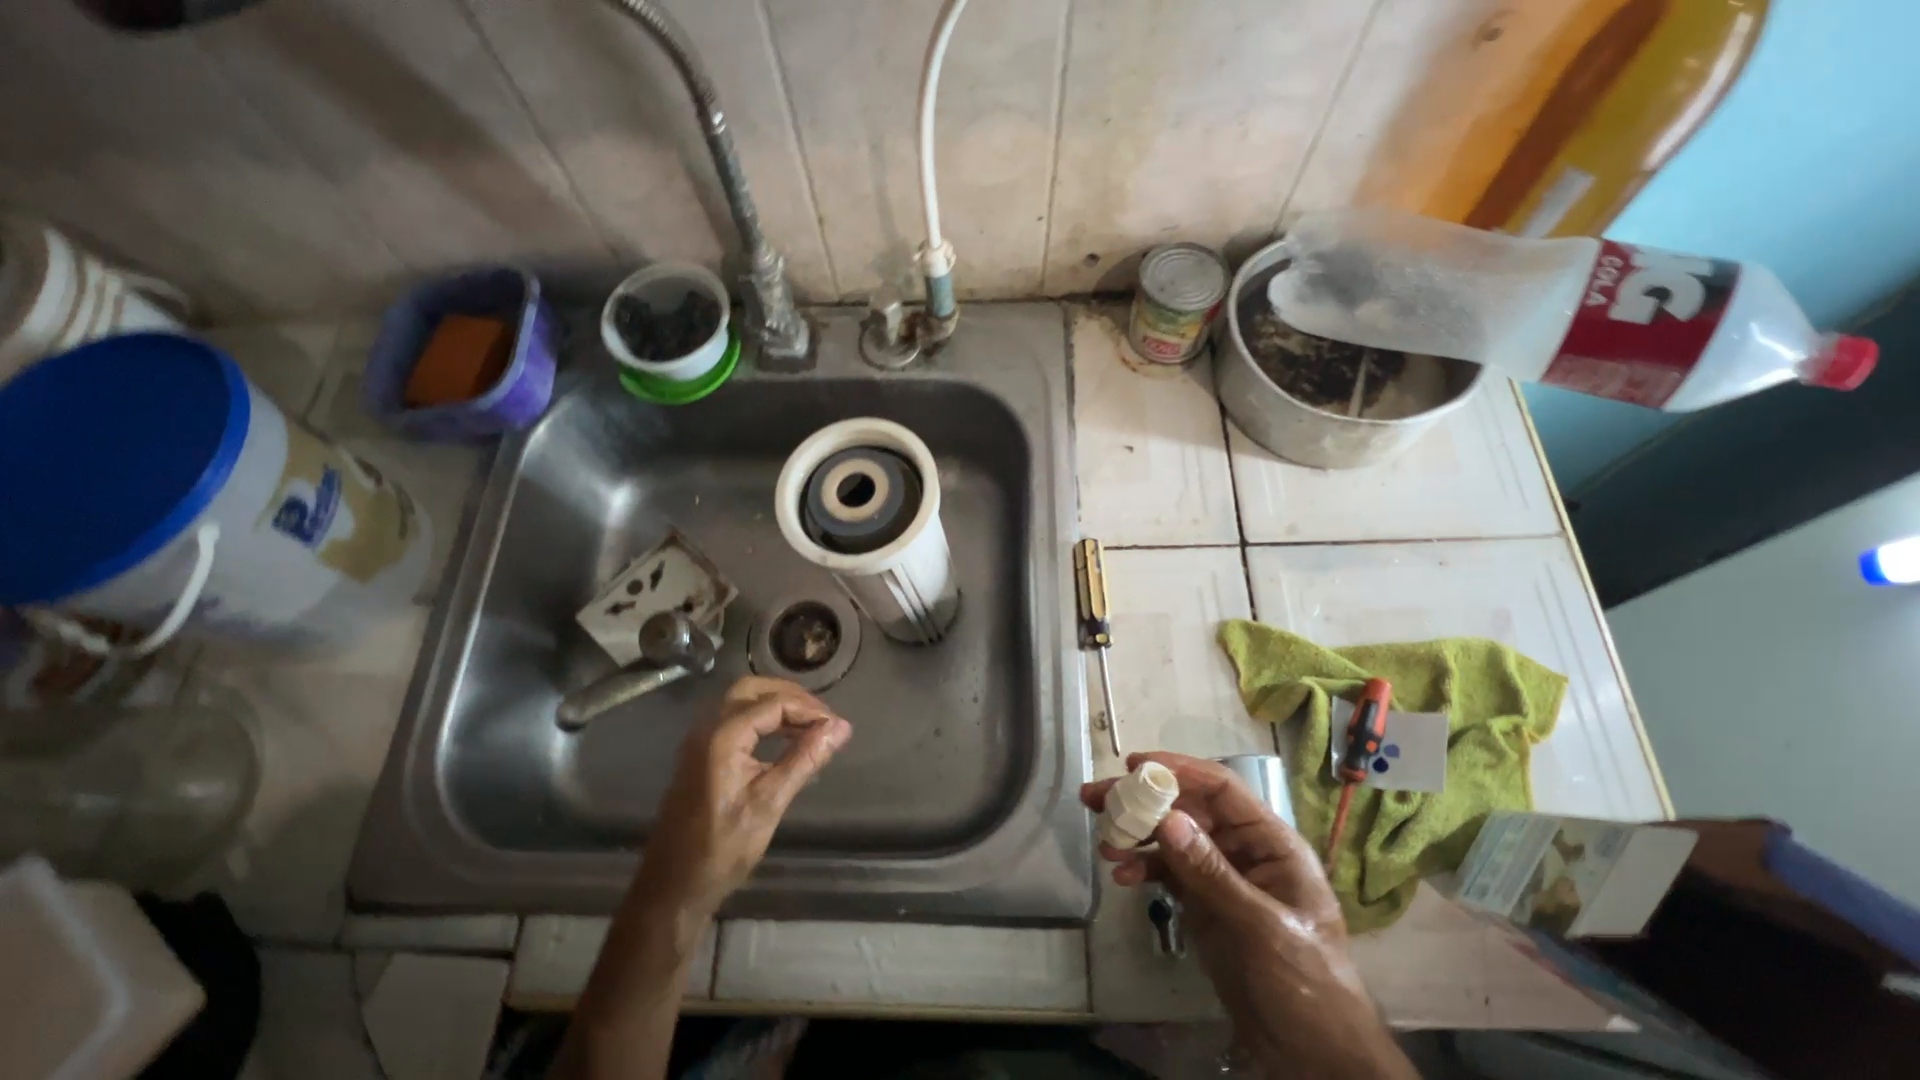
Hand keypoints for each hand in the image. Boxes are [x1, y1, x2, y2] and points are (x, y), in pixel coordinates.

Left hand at [632, 676, 851, 922]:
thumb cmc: (722, 848)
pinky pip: (733, 720)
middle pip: (753, 690)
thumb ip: (804, 759)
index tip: (839, 729)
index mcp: (722, 737)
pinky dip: (762, 720)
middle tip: (824, 718)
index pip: (774, 703)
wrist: (673, 885)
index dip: (810, 710)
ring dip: (777, 706)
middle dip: (792, 697)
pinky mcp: (699, 755)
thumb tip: (841, 728)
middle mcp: (707, 728)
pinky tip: (784, 741)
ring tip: (811, 728)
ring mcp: (699, 741)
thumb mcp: (769, 803)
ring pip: (741, 702)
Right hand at [1081, 753, 1415, 1079]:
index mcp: (1271, 843)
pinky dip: (1144, 869)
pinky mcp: (1205, 906)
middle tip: (1095, 796)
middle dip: (1144, 801)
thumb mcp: (1261, 926)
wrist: (1313, 1051)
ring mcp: (1222, 879)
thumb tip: (1168, 820)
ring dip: (1137, 836)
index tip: (1135, 764)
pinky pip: (1169, 874)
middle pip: (1188, 810)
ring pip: (1173, 840)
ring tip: (1103, 841)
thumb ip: (1213, 874)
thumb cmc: (1305, 982)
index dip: (1180, 770)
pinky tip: (1123, 876)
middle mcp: (1244, 851)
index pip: (1222, 790)